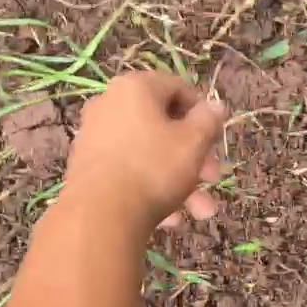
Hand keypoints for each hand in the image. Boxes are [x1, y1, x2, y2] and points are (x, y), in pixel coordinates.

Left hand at [62, 71, 228, 229]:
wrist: (101, 213)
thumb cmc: (154, 169)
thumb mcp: (192, 144)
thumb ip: (208, 121)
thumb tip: (217, 105)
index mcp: (137, 88)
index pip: (178, 88)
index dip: (203, 113)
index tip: (217, 138)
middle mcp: (111, 103)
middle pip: (164, 126)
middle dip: (195, 157)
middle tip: (212, 179)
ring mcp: (96, 135)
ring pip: (150, 154)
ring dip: (181, 182)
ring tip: (199, 212)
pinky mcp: (89, 165)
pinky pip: (130, 170)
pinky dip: (152, 189)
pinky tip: (170, 218)